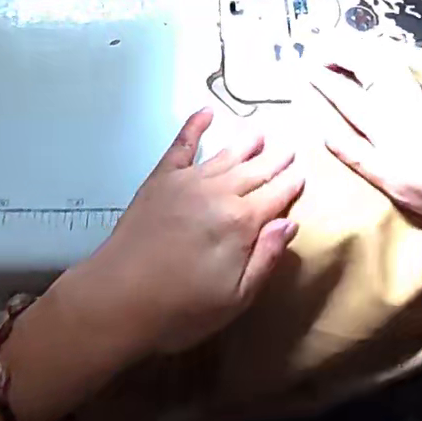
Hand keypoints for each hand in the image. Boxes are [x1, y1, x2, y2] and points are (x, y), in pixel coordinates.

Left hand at [53, 109, 304, 362]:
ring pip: (226, 155)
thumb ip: (266, 258)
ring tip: (260, 133)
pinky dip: (195, 125)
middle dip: (274, 161)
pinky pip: (183, 144)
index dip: (290, 185)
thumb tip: (289, 222)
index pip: (275, 197)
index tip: (302, 173)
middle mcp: (219, 193)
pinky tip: (206, 111)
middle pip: (255, 172)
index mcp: (241, 222)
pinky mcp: (161, 177)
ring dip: (246, 144)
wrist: (119, 297)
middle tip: (289, 149)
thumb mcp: (236, 298)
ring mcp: (189, 180)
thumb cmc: (182, 308)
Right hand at [304, 40, 421, 249]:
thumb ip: (351, 149)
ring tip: (341, 50)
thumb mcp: (388, 179)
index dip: (318, 78)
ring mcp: (420, 86)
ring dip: (355, 46)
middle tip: (316, 51)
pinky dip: (377, 51)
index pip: (340, 89)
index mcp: (380, 118)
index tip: (301, 70)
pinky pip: (398, 57)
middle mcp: (397, 93)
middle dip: (333, 51)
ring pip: (380, 53)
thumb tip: (320, 126)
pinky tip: (376, 56)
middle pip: (359, 59)